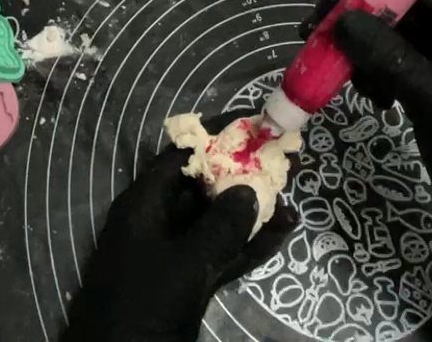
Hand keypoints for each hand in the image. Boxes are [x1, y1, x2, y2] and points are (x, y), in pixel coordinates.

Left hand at [63, 114, 295, 341]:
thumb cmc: (140, 306)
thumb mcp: (181, 267)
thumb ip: (217, 229)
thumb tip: (249, 190)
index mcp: (143, 204)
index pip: (180, 155)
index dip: (214, 136)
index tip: (252, 123)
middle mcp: (157, 221)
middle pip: (202, 185)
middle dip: (240, 171)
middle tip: (282, 159)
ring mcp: (174, 254)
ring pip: (217, 222)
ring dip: (252, 210)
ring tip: (292, 194)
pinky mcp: (188, 285)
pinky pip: (222, 255)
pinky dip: (249, 245)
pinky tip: (283, 232)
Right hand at [325, 0, 431, 341]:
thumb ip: (389, 56)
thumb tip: (340, 19)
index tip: (324, 10)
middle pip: (399, 11)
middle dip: (357, 23)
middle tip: (314, 39)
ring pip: (392, 41)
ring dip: (361, 52)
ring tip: (340, 76)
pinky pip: (395, 70)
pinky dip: (374, 76)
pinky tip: (370, 98)